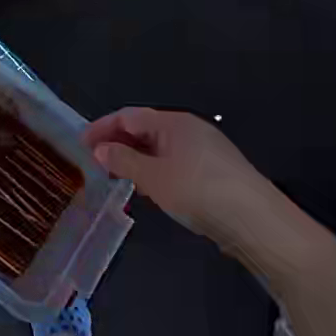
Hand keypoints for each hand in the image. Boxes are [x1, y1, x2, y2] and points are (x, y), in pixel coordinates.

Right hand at [83, 108, 281, 249]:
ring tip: (117, 176)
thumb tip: (100, 148)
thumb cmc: (198, 191)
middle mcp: (189, 128)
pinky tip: (151, 189)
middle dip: (118, 142)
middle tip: (94, 161)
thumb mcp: (155, 178)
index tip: (80, 142)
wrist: (255, 219)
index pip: (129, 115)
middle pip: (146, 128)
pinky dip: (155, 169)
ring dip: (136, 157)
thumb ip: (124, 161)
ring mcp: (204, 149)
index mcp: (173, 122)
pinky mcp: (214, 170)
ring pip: (160, 147)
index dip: (103, 127)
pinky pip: (174, 161)